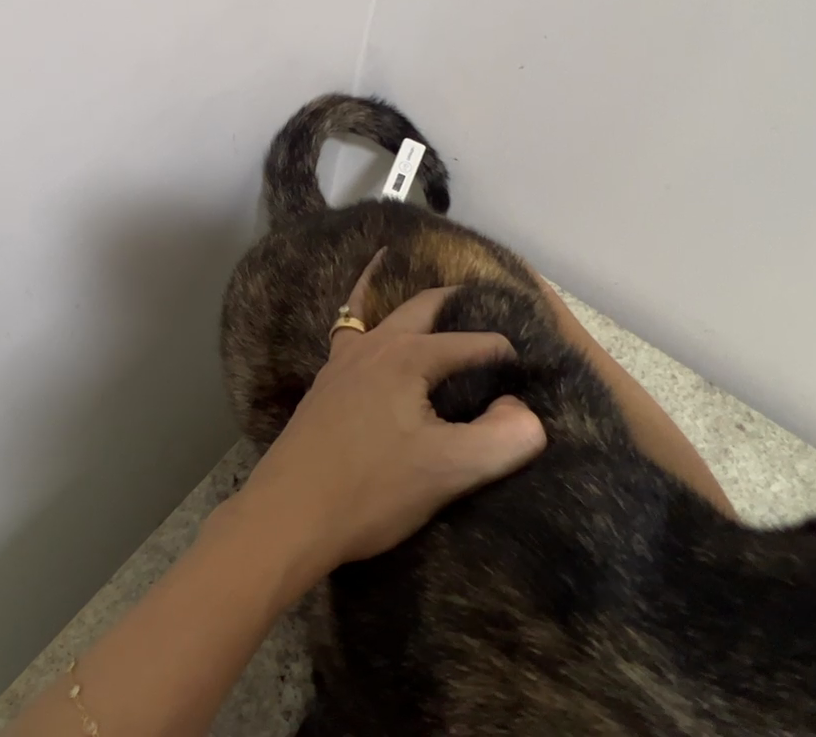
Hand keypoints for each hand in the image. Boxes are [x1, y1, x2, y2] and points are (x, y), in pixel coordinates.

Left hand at [220, 251, 547, 582]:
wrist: (287, 515)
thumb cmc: (371, 490)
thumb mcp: (451, 471)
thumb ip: (505, 438)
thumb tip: (524, 410)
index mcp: (407, 357)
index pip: (473, 343)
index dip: (505, 355)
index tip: (528, 372)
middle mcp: (372, 347)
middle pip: (421, 306)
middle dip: (456, 301)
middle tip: (485, 303)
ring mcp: (340, 363)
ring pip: (377, 314)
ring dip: (405, 302)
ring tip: (428, 301)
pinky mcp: (323, 386)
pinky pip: (349, 335)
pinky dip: (365, 319)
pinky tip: (370, 338)